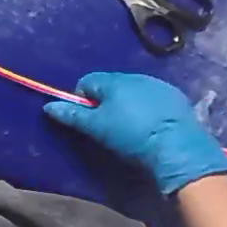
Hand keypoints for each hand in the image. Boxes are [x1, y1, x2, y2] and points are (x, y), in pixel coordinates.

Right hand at [44, 72, 226, 194]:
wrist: (179, 149)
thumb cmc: (130, 136)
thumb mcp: (96, 128)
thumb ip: (72, 115)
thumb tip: (48, 106)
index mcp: (113, 81)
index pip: (86, 82)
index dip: (81, 100)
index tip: (86, 119)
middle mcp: (136, 77)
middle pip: (110, 86)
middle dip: (104, 102)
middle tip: (106, 126)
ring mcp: (158, 86)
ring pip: (132, 91)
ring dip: (126, 104)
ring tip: (129, 128)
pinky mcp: (176, 98)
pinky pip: (152, 98)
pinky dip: (146, 109)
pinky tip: (150, 127)